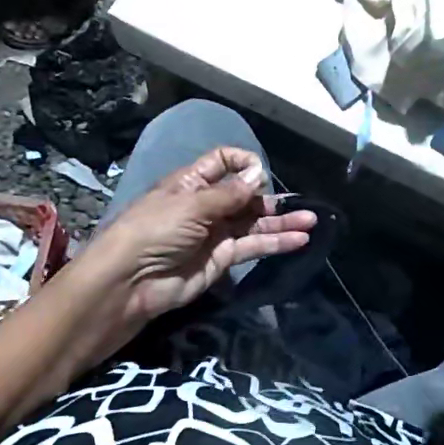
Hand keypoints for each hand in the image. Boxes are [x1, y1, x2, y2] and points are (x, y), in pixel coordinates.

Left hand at [82, 147, 317, 326]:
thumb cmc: (155, 230)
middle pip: (244, 196)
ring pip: (254, 223)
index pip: (222, 163)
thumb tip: (257, 174)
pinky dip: (276, 243)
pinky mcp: (222, 260)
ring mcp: (215, 233)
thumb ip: (229, 194)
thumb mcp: (191, 204)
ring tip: (311, 221)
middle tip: (301, 204)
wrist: (132, 281)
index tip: (260, 171)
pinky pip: (252, 247)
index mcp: (191, 183)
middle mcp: (206, 205)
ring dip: (281, 222)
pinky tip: (299, 239)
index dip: (243, 163)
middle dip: (271, 197)